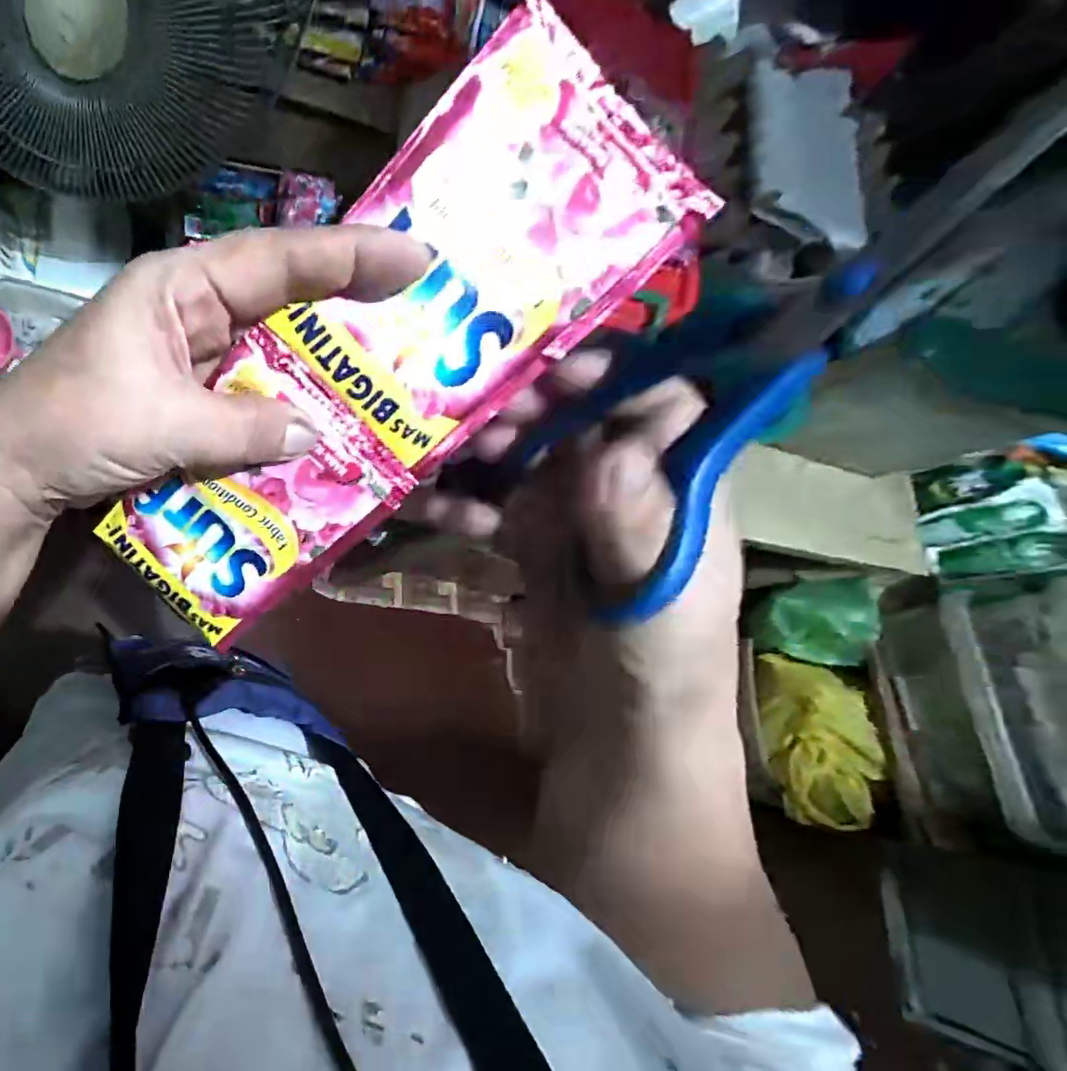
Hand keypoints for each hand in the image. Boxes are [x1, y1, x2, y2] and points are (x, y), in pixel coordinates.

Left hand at [0, 226, 431, 522]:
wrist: (14, 477)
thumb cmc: (73, 426)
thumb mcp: (160, 422)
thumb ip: (242, 426)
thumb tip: (315, 433)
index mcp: (177, 289)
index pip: (275, 259)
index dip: (349, 257)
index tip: (419, 258)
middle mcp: (189, 318)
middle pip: (282, 313)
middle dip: (348, 328)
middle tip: (424, 337)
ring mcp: (187, 366)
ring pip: (268, 366)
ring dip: (318, 386)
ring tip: (391, 398)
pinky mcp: (184, 408)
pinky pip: (245, 409)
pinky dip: (279, 424)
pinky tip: (323, 441)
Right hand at [411, 363, 742, 749]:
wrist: (616, 736)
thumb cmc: (661, 666)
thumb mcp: (655, 596)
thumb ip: (632, 523)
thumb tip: (601, 447)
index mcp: (682, 485)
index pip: (658, 401)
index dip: (610, 374)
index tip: (549, 371)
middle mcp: (624, 488)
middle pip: (574, 421)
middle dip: (524, 410)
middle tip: (473, 417)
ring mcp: (569, 516)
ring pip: (521, 460)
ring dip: (480, 453)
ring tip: (438, 458)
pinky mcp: (526, 545)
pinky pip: (487, 506)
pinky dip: (456, 502)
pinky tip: (426, 507)